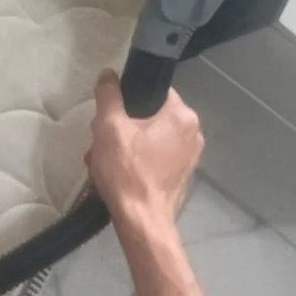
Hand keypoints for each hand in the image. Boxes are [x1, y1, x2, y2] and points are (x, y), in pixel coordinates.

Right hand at [85, 68, 203, 237]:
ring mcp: (189, 155)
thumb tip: (109, 75)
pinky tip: (117, 173)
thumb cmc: (126, 171)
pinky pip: (154, 155)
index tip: (109, 115)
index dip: (126, 98)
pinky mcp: (181, 174)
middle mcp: (193, 132)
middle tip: (102, 141)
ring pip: (148, 136)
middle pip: (149, 114)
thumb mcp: (108, 126)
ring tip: (104, 160)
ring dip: (124, 144)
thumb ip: (108, 94)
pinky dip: (136, 160)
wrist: (141, 220)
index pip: (152, 90)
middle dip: (122, 126)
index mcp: (182, 115)